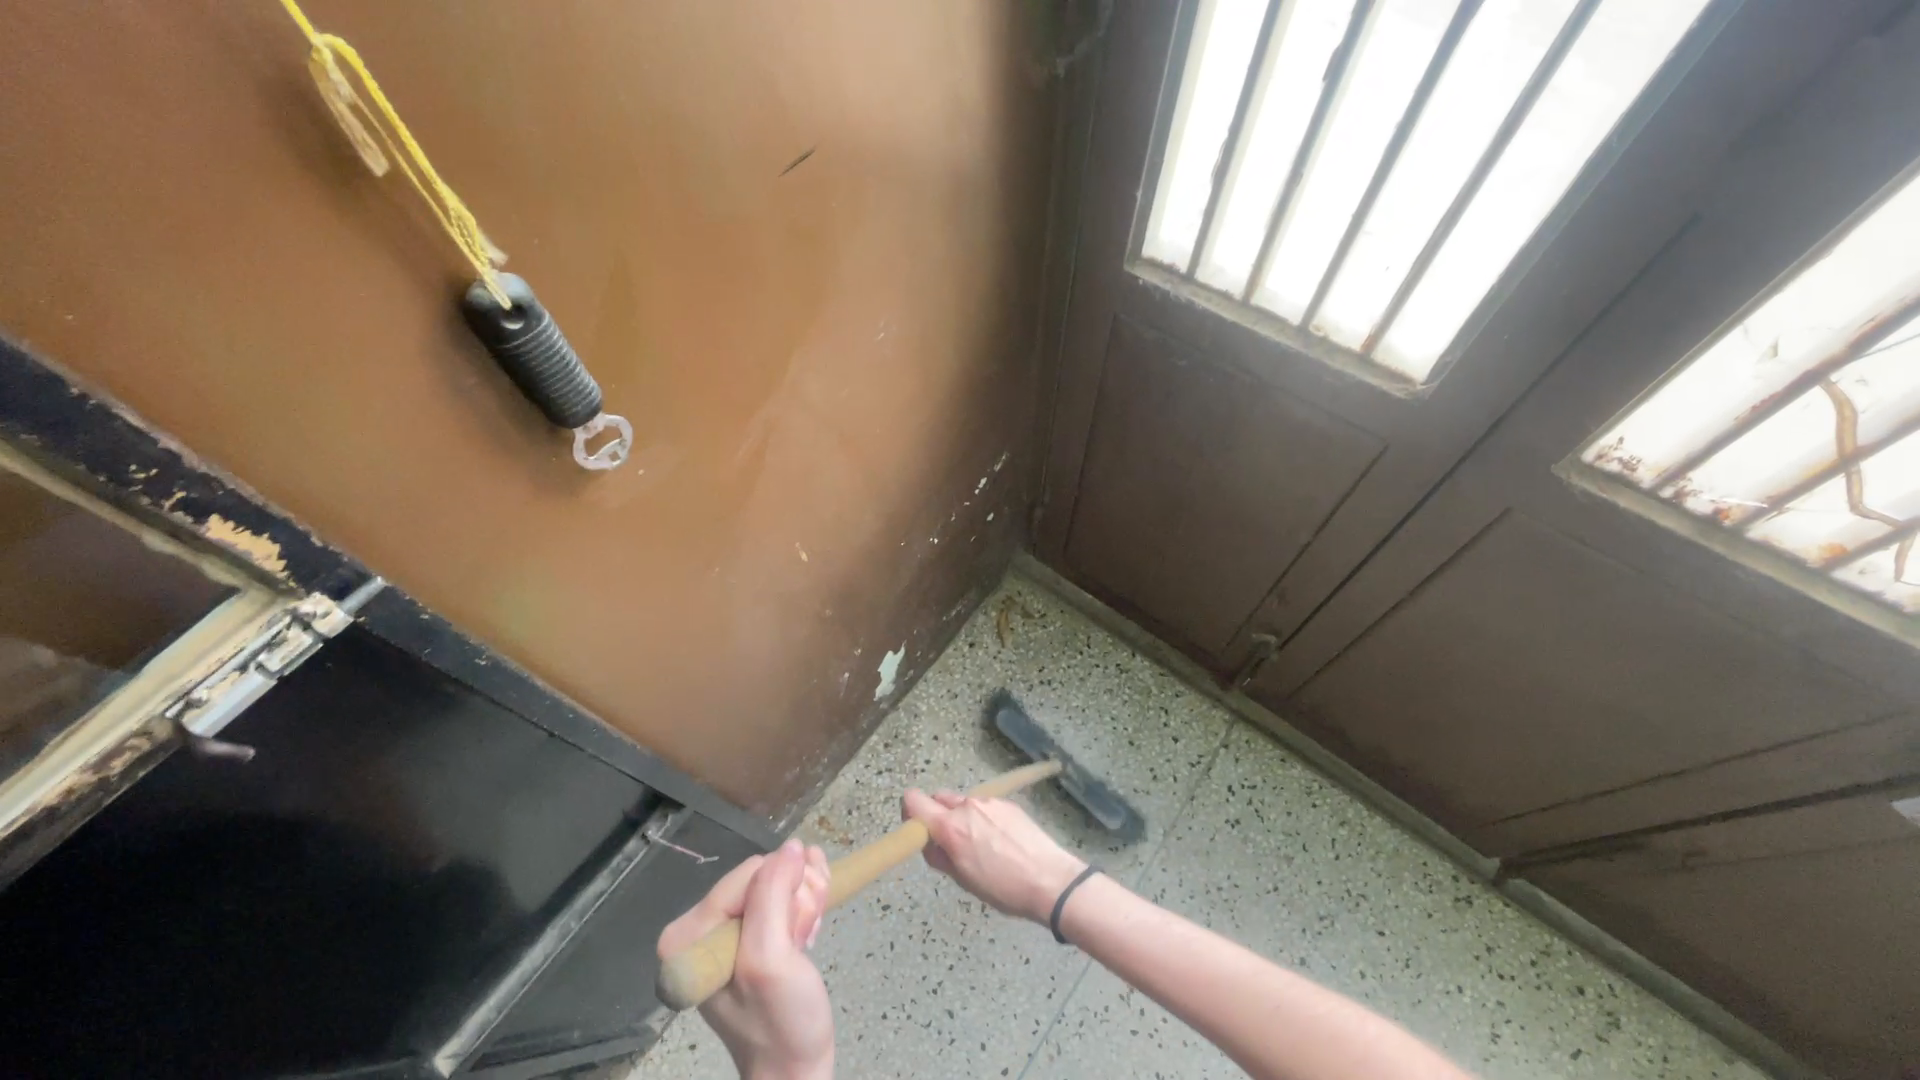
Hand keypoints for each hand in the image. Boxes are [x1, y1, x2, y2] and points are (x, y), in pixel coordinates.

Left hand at [657, 840, 833, 1079]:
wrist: (795, 1072)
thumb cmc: (781, 1024)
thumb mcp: (772, 959)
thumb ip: (773, 896)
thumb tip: (793, 846)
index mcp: (689, 935)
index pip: (749, 873)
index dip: (785, 891)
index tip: (797, 932)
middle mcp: (699, 929)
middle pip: (764, 875)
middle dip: (796, 897)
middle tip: (803, 939)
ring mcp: (724, 933)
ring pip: (778, 882)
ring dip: (804, 903)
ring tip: (806, 941)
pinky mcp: (748, 937)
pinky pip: (781, 895)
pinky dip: (804, 908)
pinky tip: (807, 934)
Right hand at [902, 789, 1087, 923]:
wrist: (1051, 881)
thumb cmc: (1003, 888)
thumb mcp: (963, 880)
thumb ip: (940, 856)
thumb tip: (930, 843)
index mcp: (950, 827)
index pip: (913, 800)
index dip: (910, 812)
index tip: (919, 831)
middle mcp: (967, 807)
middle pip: (938, 798)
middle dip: (938, 816)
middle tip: (951, 842)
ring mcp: (990, 802)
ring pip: (963, 803)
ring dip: (963, 817)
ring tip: (982, 845)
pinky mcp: (1009, 803)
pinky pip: (985, 806)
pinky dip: (984, 818)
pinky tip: (1001, 841)